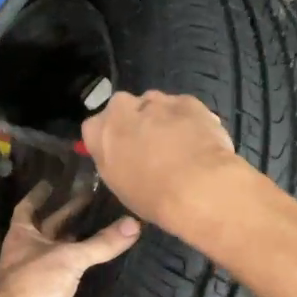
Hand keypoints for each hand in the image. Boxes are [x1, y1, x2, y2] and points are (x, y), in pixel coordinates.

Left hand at [0, 181, 139, 296]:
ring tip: (97, 225)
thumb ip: (102, 243)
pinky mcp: (47, 294)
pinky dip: (77, 264)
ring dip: (72, 239)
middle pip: (47, 227)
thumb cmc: (36, 282)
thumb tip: (134, 223)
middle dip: (65, 214)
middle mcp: (26, 250)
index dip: (39, 195)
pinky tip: (93, 261)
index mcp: (22, 234)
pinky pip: (64, 272)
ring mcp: (35, 273)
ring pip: (56, 249)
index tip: (52, 182)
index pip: (28, 207)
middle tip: (89, 199)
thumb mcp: (70, 257)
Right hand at [81, 90, 246, 232]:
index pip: (96, 127)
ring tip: (181, 148)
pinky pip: (183, 109)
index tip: (123, 153)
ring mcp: (156, 100)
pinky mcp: (187, 101)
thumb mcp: (117, 184)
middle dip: (136, 123)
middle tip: (151, 148)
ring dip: (163, 120)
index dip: (112, 140)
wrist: (198, 188)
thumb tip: (121, 154)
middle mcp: (121, 106)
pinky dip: (189, 121)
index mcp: (98, 129)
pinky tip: (200, 143)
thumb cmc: (151, 195)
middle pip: (125, 109)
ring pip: (156, 106)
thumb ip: (113, 160)